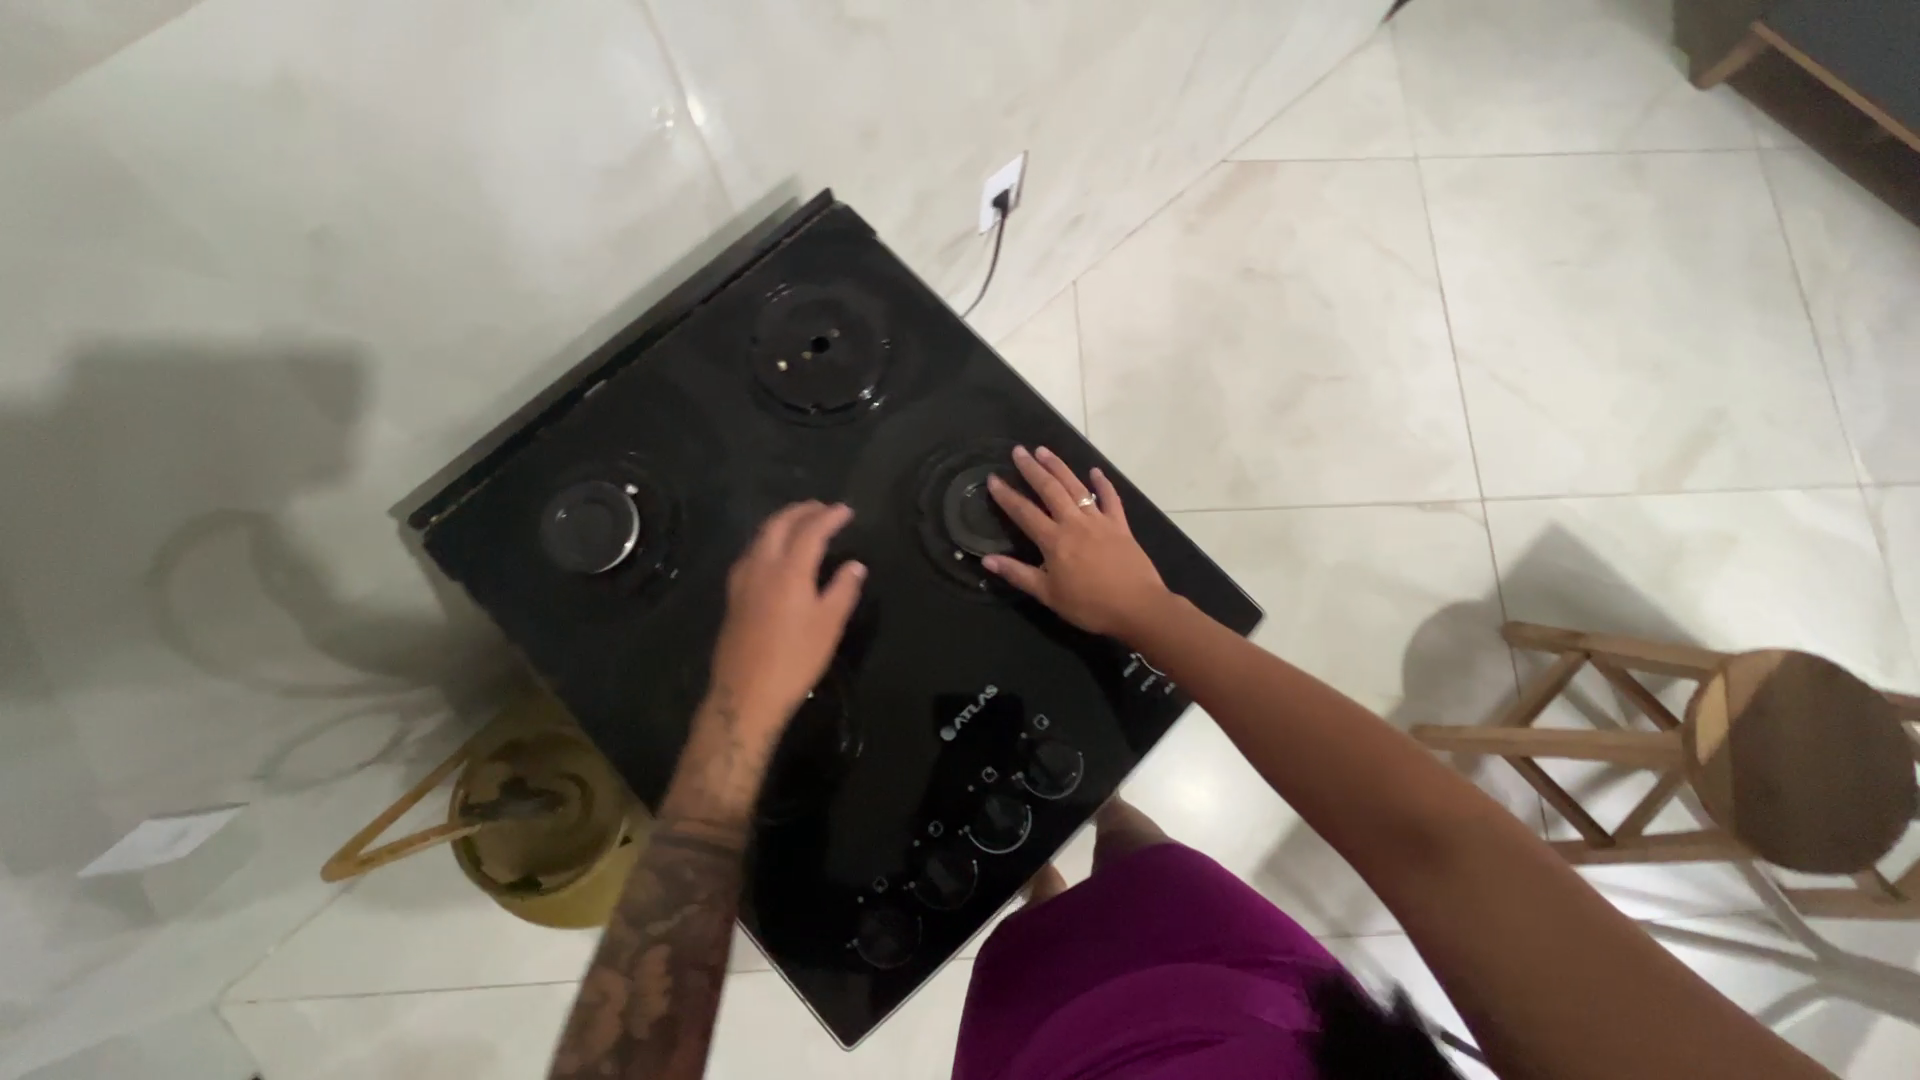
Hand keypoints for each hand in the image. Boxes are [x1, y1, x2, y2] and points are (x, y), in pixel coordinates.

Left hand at [705, 502, 865, 744]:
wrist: (746, 693)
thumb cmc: (795, 660)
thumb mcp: (829, 626)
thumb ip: (843, 590)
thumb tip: (855, 566)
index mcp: (789, 571)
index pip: (811, 531)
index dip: (830, 517)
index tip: (846, 510)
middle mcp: (761, 567)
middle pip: (778, 525)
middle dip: (801, 511)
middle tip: (822, 508)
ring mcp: (742, 581)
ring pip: (760, 537)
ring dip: (781, 522)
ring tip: (800, 523)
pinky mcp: (733, 596)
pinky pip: (750, 554)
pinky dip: (767, 541)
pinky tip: (773, 553)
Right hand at [983, 446, 1172, 638]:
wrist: (1137, 607)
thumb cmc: (1089, 606)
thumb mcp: (1048, 595)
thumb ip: (1018, 574)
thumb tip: (987, 559)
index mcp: (1054, 541)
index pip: (1024, 512)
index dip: (1006, 495)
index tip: (993, 478)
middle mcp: (1074, 523)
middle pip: (1049, 489)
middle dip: (1032, 469)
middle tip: (1018, 451)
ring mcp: (1099, 521)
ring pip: (1076, 487)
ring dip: (1059, 467)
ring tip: (1044, 450)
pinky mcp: (1120, 525)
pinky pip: (1110, 499)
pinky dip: (1103, 483)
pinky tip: (1095, 471)